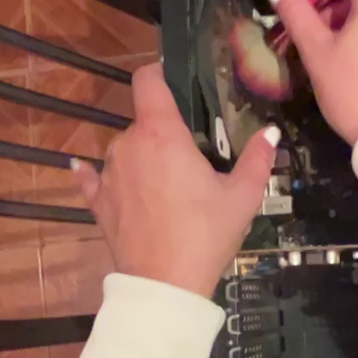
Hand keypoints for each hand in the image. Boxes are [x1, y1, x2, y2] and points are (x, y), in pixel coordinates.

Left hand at [80, 65, 276, 297]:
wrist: (166, 284)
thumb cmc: (207, 234)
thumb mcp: (243, 197)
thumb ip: (257, 159)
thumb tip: (269, 133)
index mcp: (162, 134)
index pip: (148, 81)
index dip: (158, 73)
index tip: (173, 81)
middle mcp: (128, 144)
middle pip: (144, 122)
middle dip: (165, 134)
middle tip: (193, 161)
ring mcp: (108, 173)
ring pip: (127, 151)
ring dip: (144, 159)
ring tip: (169, 189)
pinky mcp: (97, 201)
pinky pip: (94, 177)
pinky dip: (96, 173)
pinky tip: (88, 170)